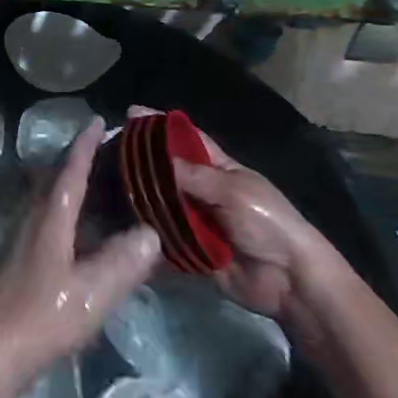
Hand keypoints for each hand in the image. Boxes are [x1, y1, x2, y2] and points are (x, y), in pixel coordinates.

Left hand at [0, 118, 161, 397]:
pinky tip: (89, 226)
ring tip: (108, 183)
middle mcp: (34, 214)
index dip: (85, 143)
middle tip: (115, 150)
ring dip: (76, 182)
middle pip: (59, 176)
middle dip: (82, 158)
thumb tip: (151, 231)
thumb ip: (122, 262)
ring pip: (53, 195)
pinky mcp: (24, 252)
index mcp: (49, 214)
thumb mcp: (90, 292)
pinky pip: (52, 214)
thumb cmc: (41, 313)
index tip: (99, 119)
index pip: (70, 168)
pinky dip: (73, 207)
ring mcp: (25, 232)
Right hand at [123, 106, 334, 319]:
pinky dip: (144, 231)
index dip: (158, 126)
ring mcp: (195, 220)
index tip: (129, 113)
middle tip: (106, 152)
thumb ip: (190, 174)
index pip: (184, 138)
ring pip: (158, 202)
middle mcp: (203, 190)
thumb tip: (148, 157)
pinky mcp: (190, 248)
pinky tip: (119, 221)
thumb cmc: (269, 223)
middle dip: (139, 162)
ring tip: (105, 185)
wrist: (292, 284)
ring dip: (137, 196)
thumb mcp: (232, 190)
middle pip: (165, 170)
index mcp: (219, 168)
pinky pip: (161, 236)